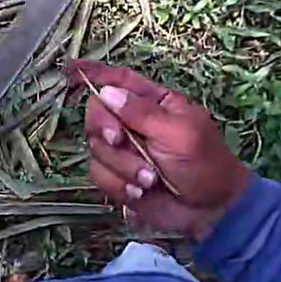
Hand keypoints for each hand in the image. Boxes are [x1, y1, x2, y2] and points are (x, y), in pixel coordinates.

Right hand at [67, 60, 252, 240]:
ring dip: (122, 166)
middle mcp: (133, 123)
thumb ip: (142, 113)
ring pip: (96, 148)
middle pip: (97, 112)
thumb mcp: (180, 133)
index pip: (119, 80)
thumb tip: (106, 91)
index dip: (94, 73)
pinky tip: (140, 192)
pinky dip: (119, 185)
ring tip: (151, 179)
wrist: (211, 211)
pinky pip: (99, 174)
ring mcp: (124, 151)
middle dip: (105, 128)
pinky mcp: (118, 176)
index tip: (70, 69)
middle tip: (120, 141)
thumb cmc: (205, 165)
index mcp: (154, 103)